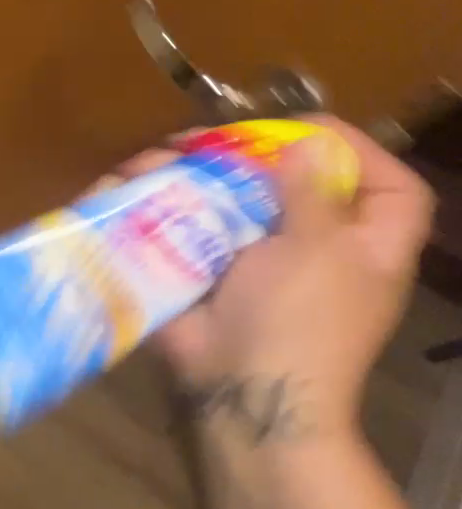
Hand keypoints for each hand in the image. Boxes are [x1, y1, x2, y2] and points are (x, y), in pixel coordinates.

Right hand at [149, 116, 433, 444]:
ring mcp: (241, 253)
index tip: (300, 128)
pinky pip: (169, 222)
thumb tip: (305, 142)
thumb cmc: (299, 318)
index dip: (357, 151)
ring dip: (178, 172)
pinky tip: (119, 190)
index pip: (389, 188)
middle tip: (198, 139)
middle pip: (283, 181)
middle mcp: (304, 243)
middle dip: (238, 152)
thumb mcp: (319, 253)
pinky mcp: (191, 263)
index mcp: (359, 245)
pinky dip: (143, 202)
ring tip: (147, 164)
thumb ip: (312, 196)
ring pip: (214, 196)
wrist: (238, 381)